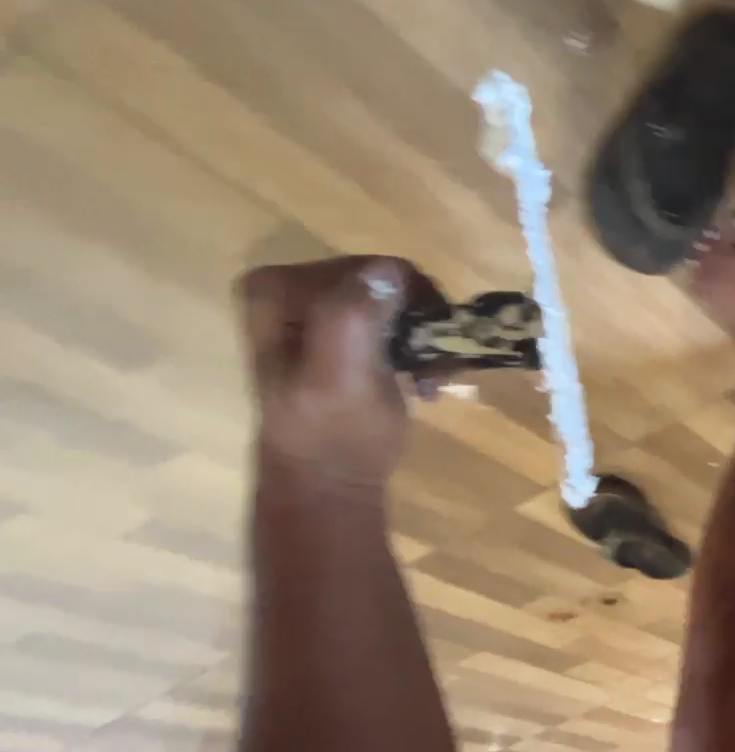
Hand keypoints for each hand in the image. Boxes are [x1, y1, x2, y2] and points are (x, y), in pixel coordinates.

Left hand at [237, 257, 421, 495]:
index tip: (433, 352)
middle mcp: (291, 289)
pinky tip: (420, 381)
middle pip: (389, 284)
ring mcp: (312, 312)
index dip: (418, 307)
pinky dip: (416, 351)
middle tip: (437, 372)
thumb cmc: (338, 434)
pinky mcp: (335, 335)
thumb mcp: (343, 376)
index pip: (378, 269)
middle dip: (424, 326)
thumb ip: (353, 316)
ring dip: (426, 342)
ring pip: (397, 304)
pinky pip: (392, 323)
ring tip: (431, 382)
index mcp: (281, 289)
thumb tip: (388, 271)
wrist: (329, 482)